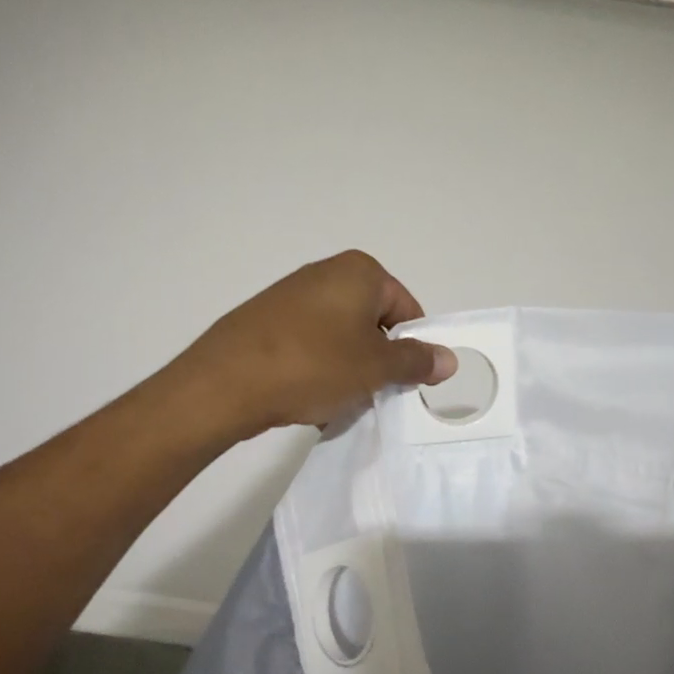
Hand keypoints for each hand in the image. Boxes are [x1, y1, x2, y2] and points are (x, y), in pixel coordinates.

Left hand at [173, 250, 456, 436]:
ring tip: (334, 401)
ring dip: (345, 370)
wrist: (226, 383)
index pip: (406, 310)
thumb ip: (416, 361)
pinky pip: (307, 346)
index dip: (409, 348)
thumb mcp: (376, 368)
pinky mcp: (264, 321)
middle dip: (375, 361)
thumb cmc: (314, 365)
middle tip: (370, 394)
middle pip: (371, 323)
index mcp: (359, 271)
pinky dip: (315, 370)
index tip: (402, 382)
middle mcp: (325, 273)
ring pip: (338, 338)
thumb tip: (448, 359)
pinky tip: (306, 399)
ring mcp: (290, 296)